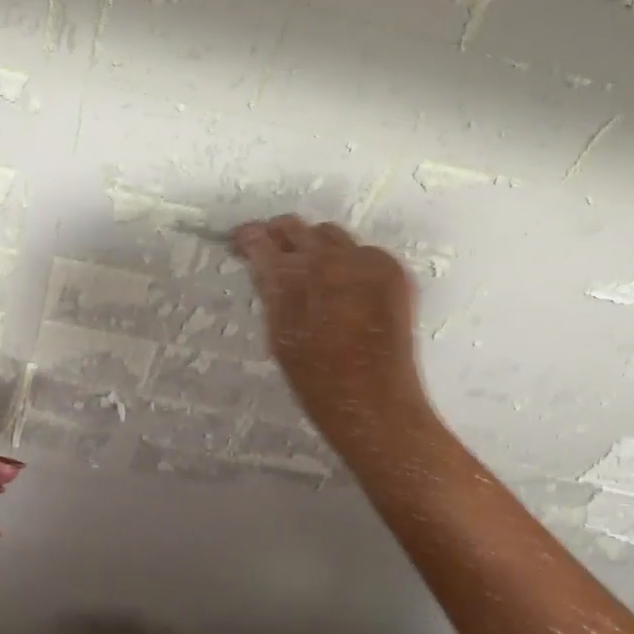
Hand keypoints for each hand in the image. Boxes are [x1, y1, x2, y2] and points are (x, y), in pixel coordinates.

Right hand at [231, 215, 422, 428]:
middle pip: (294, 227)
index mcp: (289, 278)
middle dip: (278, 236)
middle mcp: (326, 258)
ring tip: (312, 271)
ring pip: (329, 234)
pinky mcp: (392, 269)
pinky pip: (362, 250)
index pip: (259, 239)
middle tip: (272, 251)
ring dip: (315, 246)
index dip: (247, 238)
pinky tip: (347, 288)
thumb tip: (262, 264)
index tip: (242, 242)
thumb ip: (270, 291)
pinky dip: (350, 262)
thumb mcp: (277, 336)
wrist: (376, 406)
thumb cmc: (316, 381)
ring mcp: (363, 261)